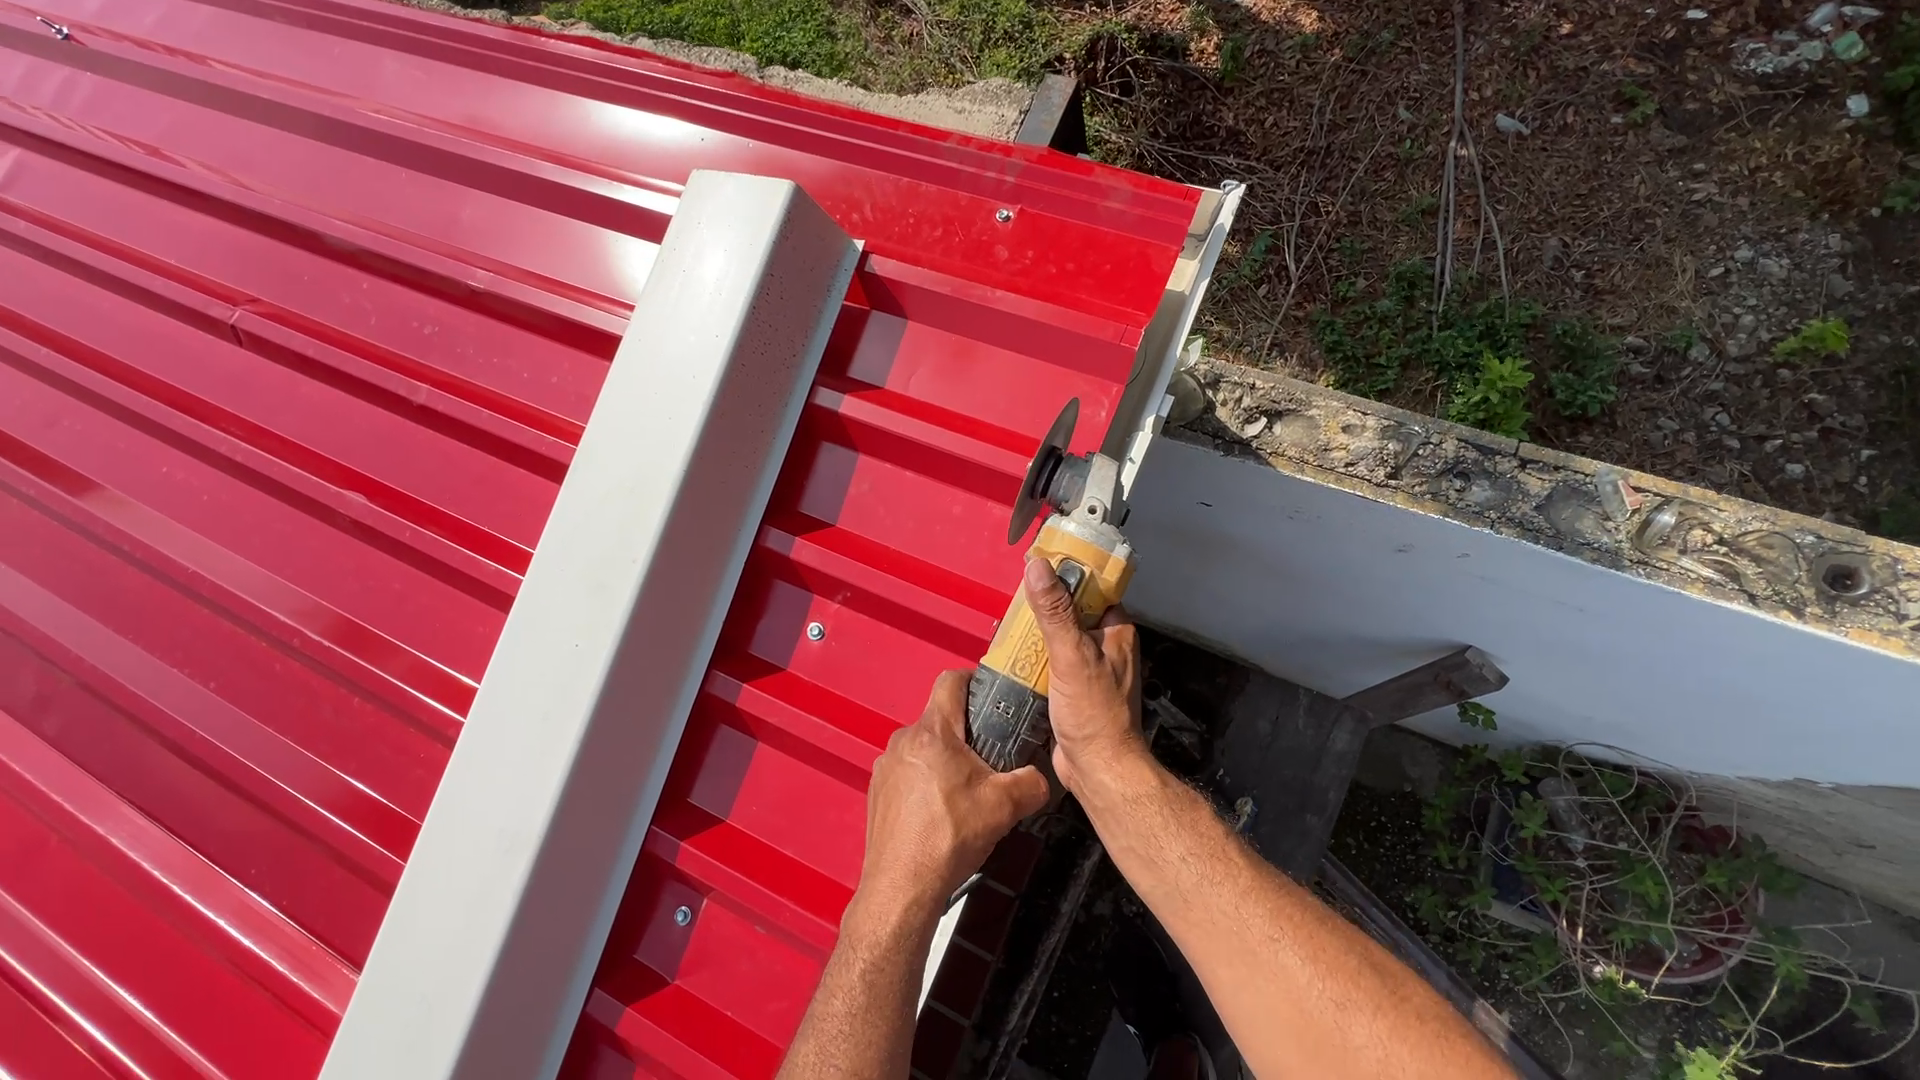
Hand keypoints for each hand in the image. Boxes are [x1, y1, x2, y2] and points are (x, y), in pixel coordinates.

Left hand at [856, 671, 1049, 919]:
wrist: (902, 887)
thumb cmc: (946, 840)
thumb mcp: (1005, 807)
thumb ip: (1032, 783)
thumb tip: (1040, 780)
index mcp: (933, 732)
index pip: (951, 681)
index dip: (974, 681)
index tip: (989, 693)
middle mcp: (903, 742)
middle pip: (939, 720)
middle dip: (966, 735)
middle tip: (989, 758)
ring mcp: (886, 768)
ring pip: (923, 749)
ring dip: (945, 762)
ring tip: (966, 794)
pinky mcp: (878, 793)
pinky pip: (907, 775)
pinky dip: (925, 785)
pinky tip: (942, 815)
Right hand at [1022, 558, 1143, 794]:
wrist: (1097, 770)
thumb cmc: (1096, 715)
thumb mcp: (1072, 654)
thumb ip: (1055, 611)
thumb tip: (1039, 568)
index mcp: (1116, 632)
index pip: (1092, 591)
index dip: (1067, 578)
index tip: (1039, 570)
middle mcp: (1105, 648)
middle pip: (1070, 614)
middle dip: (1042, 610)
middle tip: (1014, 606)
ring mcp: (1089, 671)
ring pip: (1057, 641)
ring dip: (1033, 638)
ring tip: (1005, 631)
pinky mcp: (1072, 692)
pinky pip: (1049, 666)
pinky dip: (1031, 662)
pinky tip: (1011, 661)